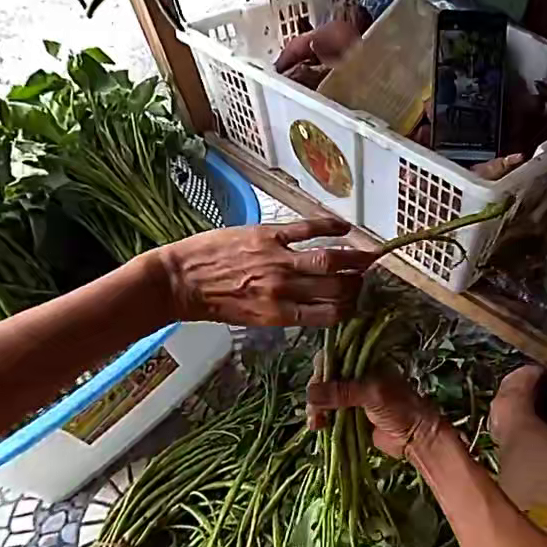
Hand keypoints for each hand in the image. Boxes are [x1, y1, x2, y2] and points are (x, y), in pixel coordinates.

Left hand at [154, 217, 376, 326]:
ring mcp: (277, 260)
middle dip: (358, 284)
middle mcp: (283, 289)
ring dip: (354, 258)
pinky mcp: (268, 235)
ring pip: (329, 259)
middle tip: (368, 278)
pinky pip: (307, 229)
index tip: (361, 303)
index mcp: (279, 314)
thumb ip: (285, 312)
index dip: (352, 309)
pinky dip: (331, 227)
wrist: (177, 281)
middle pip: (336, 288)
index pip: (330, 314)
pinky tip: (345, 228)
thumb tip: (316, 306)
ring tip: (369, 256)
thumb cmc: (212, 303)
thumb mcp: (252, 318)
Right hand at [307, 369, 450, 459]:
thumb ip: (342, 392)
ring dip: (316, 408)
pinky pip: (329, 412)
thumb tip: (310, 393)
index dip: (323, 368)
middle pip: (326, 377)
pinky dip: (321, 418)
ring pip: (325, 396)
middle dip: (317, 393)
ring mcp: (352, 396)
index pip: (336, 356)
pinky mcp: (349, 414)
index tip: (316, 385)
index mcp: (365, 362)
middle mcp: (356, 375)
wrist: (415, 437)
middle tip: (315, 410)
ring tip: (316, 423)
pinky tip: (317, 426)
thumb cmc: (400, 408)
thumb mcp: (372, 394)